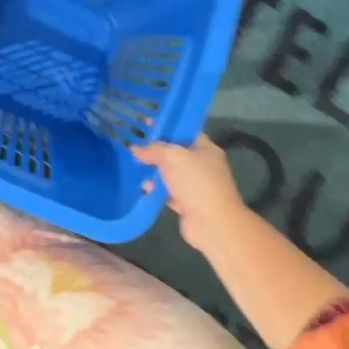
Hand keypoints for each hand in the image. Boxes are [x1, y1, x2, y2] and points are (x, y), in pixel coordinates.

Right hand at [131, 133, 247, 253]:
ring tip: (137, 170)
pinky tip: (144, 189)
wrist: (212, 223)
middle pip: (176, 153)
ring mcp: (196, 185)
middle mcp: (203, 165)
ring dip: (155, 172)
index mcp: (205, 148)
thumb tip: (135, 149)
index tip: (146, 125)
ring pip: (170, 173)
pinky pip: (168, 191)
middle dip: (156, 151)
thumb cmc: (195, 182)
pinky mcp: (188, 203)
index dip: (166, 126)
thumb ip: (153, 149)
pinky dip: (157, 190)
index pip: (185, 131)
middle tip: (136, 147)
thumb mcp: (172, 157)